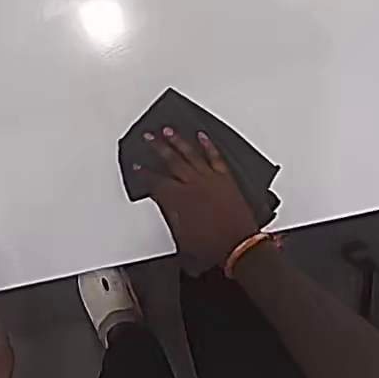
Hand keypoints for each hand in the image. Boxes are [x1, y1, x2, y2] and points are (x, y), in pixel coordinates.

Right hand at [141, 127, 260, 268]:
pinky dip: (208, 146)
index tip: (138, 166)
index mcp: (181, 198)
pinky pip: (216, 158)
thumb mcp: (182, 235)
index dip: (146, 173)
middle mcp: (194, 184)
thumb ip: (170, 214)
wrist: (240, 246)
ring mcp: (211, 179)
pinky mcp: (226, 179)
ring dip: (178, 141)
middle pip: (172, 160)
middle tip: (149, 137)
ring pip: (191, 155)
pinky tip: (202, 136)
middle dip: (158, 147)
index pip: (157, 181)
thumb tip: (162, 201)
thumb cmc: (212, 245)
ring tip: (169, 131)